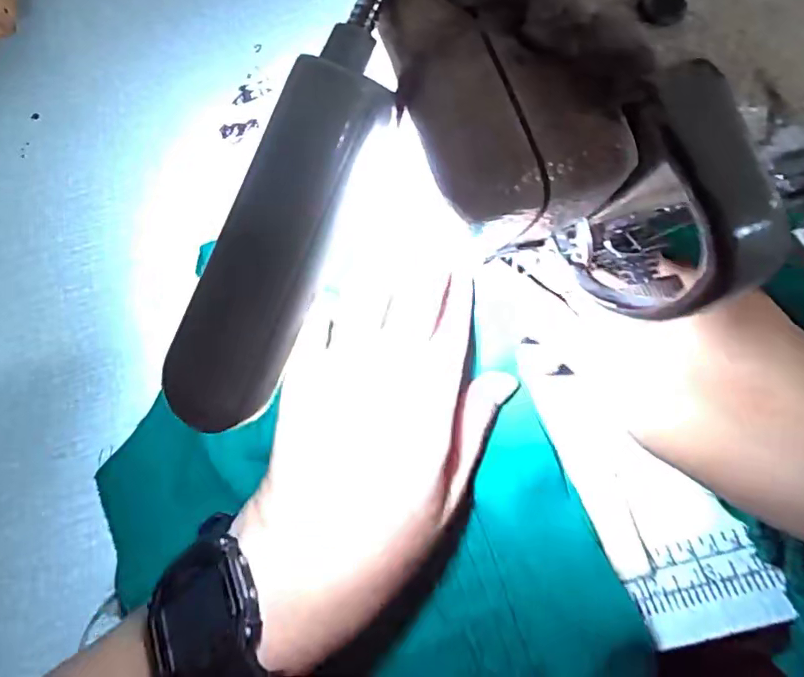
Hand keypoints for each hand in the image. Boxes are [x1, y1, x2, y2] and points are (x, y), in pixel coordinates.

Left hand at [232, 266, 519, 673]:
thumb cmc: (386, 538)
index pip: (452, 329)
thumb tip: (502, 380)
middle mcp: (389, 374)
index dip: (461, 292)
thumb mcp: (447, 497)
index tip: (464, 264)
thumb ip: (473, 428)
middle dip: (426, 265)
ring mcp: (340, 370)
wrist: (301, 564)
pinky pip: (316, 322)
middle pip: (412, 301)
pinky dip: (329, 300)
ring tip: (391, 245)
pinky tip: (338, 288)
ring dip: (381, 268)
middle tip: (432, 239)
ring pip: (365, 299)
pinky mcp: (301, 378)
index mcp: (430, 403)